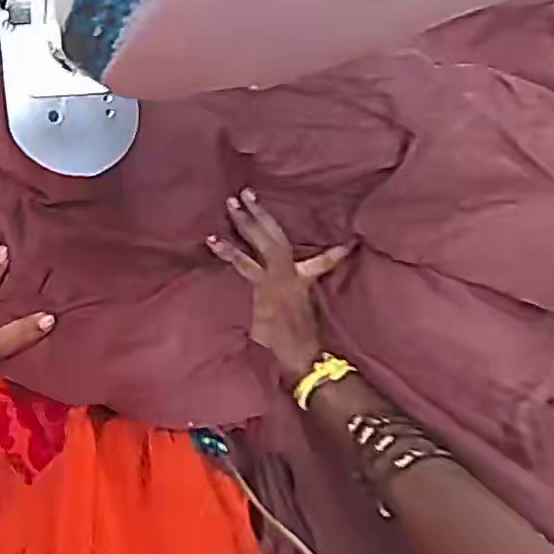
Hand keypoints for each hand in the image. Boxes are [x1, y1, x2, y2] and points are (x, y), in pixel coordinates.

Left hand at [206, 188, 351, 382]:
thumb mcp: (303, 316)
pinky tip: (210, 239)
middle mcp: (292, 276)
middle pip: (277, 237)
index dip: (332, 251)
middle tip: (246, 192)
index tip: (342, 240)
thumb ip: (296, 299)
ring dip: (245, 222)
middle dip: (261, 214)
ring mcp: (277, 279)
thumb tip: (300, 305)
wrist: (304, 361)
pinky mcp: (265, 288)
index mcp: (303, 282)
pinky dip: (228, 251)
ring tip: (230, 203)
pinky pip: (243, 264)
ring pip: (261, 243)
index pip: (321, 260)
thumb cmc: (301, 344)